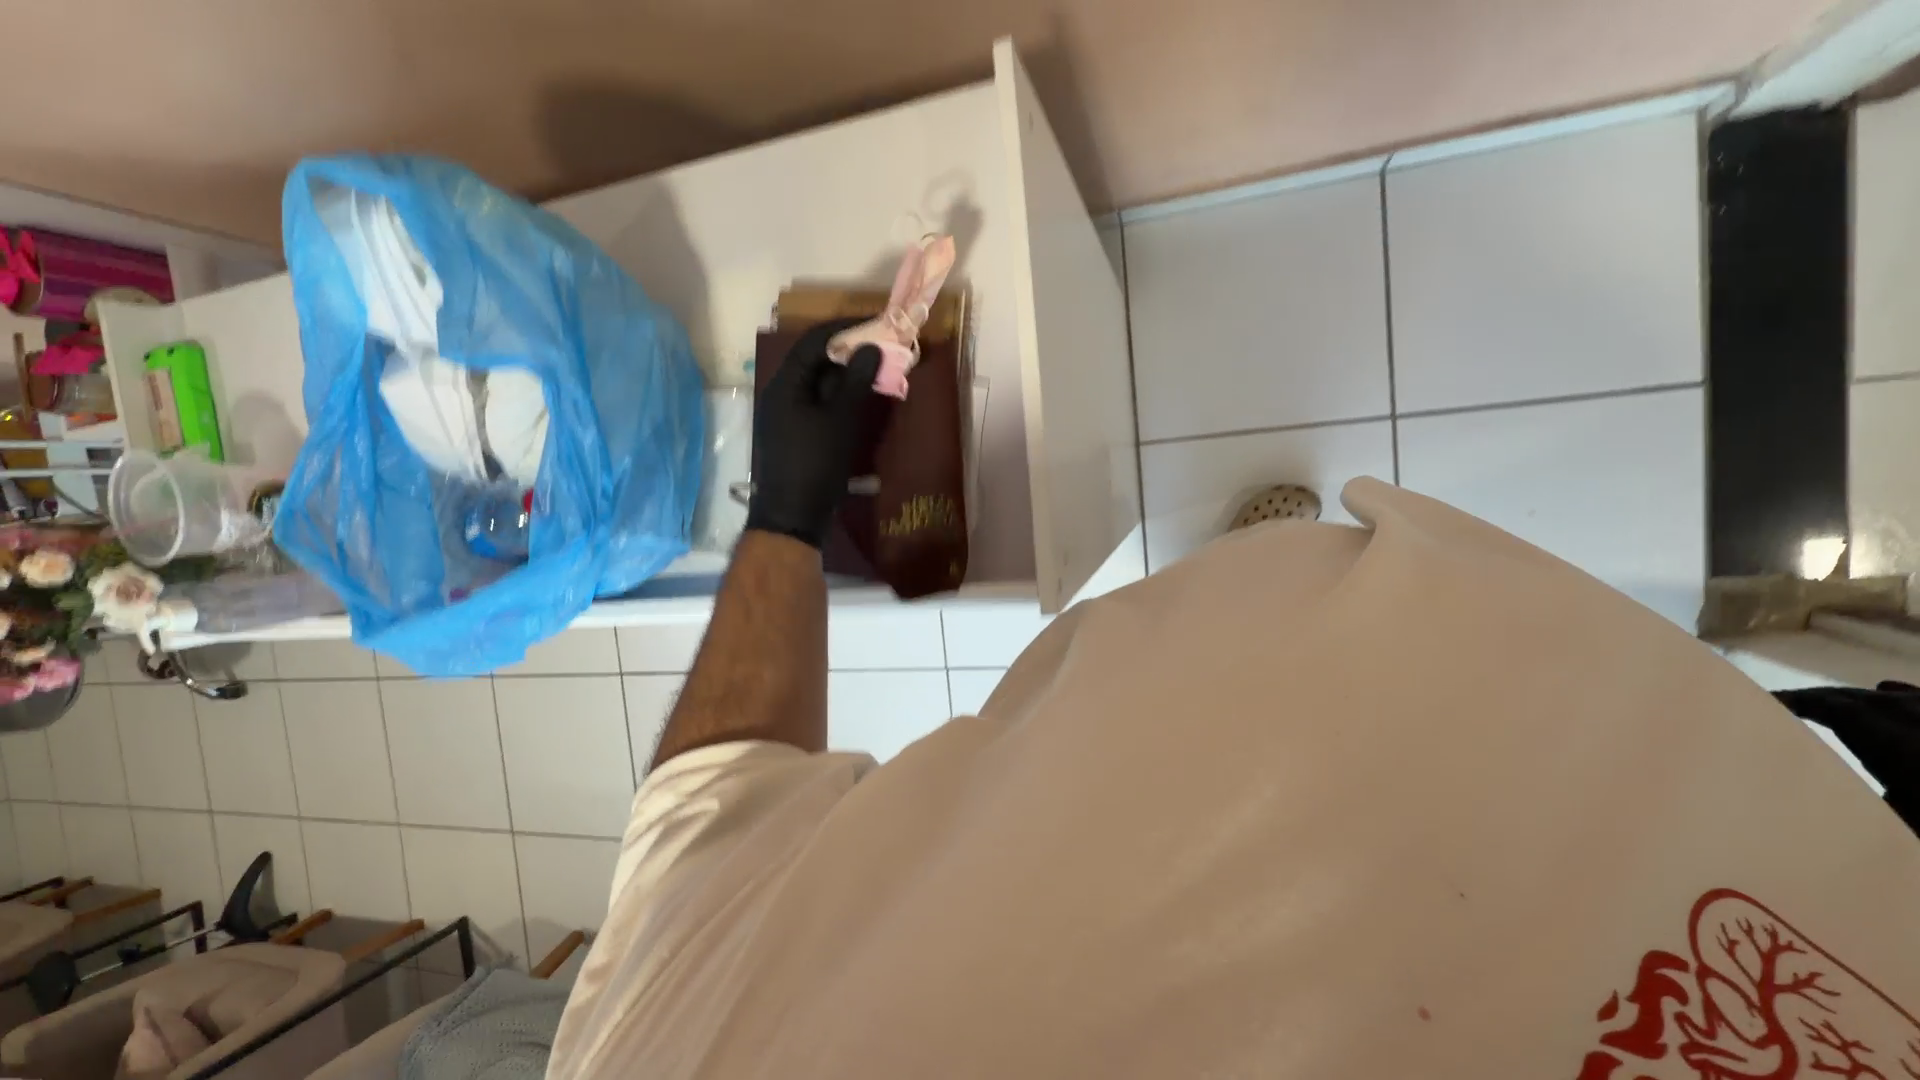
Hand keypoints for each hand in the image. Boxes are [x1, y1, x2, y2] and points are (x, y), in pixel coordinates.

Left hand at [746, 318, 882, 547]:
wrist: (792, 517)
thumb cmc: (816, 465)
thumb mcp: (841, 420)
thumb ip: (857, 381)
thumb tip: (871, 347)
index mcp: (785, 384)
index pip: (814, 341)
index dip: (844, 328)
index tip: (875, 325)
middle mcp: (781, 394)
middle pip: (815, 361)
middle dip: (849, 352)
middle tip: (882, 350)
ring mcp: (785, 416)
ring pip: (818, 384)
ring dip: (847, 376)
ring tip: (879, 374)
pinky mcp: (794, 435)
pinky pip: (818, 405)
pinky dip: (840, 398)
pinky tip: (862, 404)